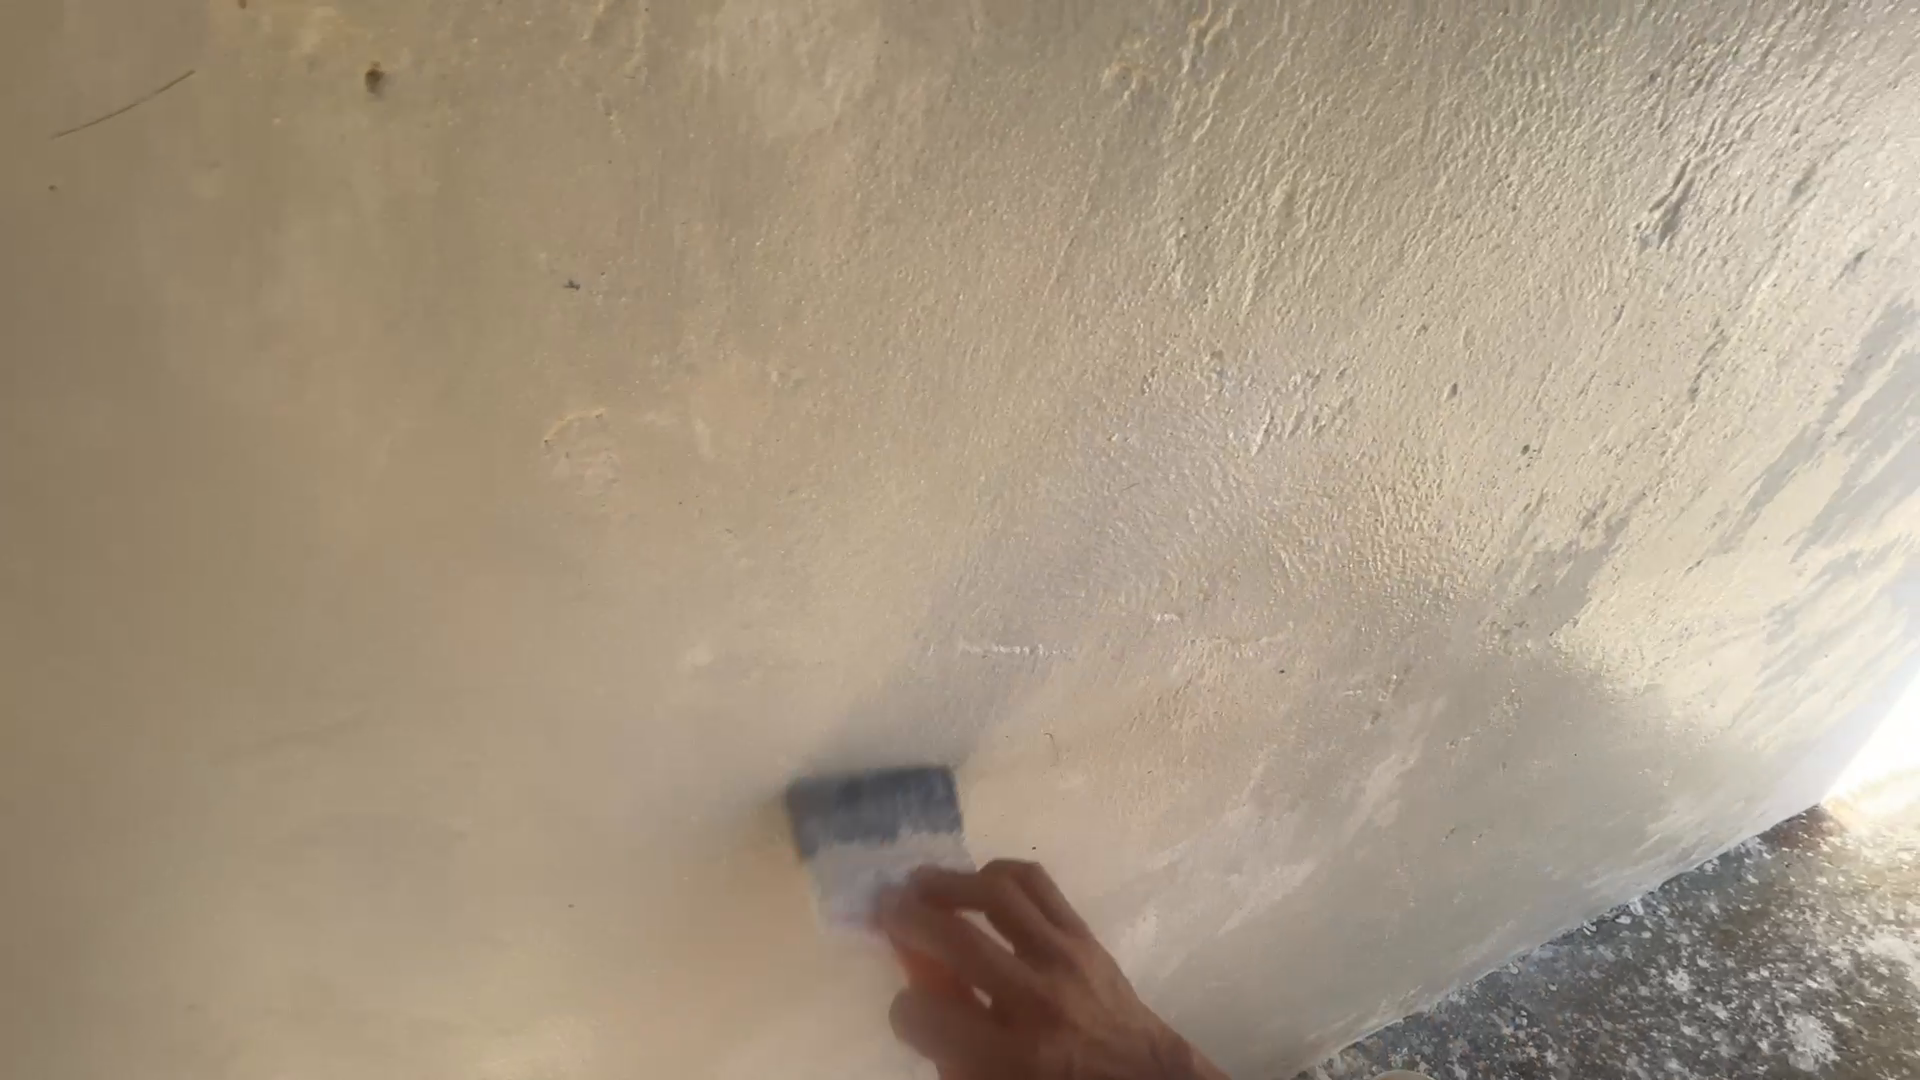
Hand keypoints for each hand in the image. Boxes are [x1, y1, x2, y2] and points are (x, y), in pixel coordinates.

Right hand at [876, 860, 1229, 1079]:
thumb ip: (956, 1055)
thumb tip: (918, 997)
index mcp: (1014, 1058)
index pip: (931, 1019)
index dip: (903, 1009)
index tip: (902, 1004)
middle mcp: (1037, 999)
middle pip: (958, 939)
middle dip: (909, 918)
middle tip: (884, 906)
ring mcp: (1064, 956)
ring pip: (997, 893)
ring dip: (949, 882)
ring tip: (922, 882)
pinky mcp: (1083, 933)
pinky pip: (1036, 882)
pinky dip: (999, 872)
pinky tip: (978, 878)